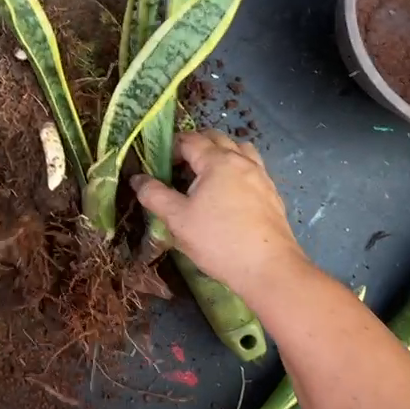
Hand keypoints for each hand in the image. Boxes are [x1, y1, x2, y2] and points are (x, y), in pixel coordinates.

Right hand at [132, 131, 306, 295]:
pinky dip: (237, 168)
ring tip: (207, 174)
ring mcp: (261, 176)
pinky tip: (228, 193)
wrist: (270, 269)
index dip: (170, 148)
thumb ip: (154, 195)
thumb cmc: (218, 240)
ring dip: (221, 153)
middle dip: (195, 145)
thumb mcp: (177, 219)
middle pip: (216, 138)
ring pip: (239, 149)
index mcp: (217, 162)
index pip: (189, 140)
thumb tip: (137, 179)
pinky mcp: (272, 194)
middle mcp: (241, 161)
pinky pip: (252, 168)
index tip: (159, 166)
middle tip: (179, 167)